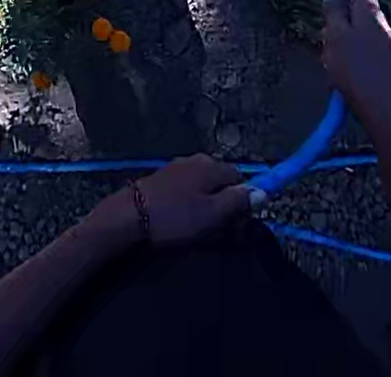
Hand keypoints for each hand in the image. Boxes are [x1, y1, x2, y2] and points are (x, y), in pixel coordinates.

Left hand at [93, 154, 251, 245]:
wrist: (128, 216)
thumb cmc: (173, 217)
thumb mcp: (211, 215)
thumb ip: (237, 203)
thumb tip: (262, 192)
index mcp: (212, 165)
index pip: (240, 178)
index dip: (243, 202)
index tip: (239, 224)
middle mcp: (197, 159)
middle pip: (222, 181)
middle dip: (224, 204)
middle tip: (218, 231)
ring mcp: (178, 167)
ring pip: (203, 186)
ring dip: (206, 205)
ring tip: (198, 229)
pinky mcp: (163, 178)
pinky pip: (186, 190)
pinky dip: (189, 204)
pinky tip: (181, 221)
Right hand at [322, 0, 390, 125]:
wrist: (381, 105)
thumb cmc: (354, 68)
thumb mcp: (335, 35)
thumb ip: (334, 11)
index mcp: (370, 13)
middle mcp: (382, 24)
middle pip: (361, 6)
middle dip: (340, 11)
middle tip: (324, 26)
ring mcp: (386, 43)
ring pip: (361, 27)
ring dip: (344, 32)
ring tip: (330, 52)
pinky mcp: (385, 62)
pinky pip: (365, 46)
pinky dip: (351, 48)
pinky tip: (341, 68)